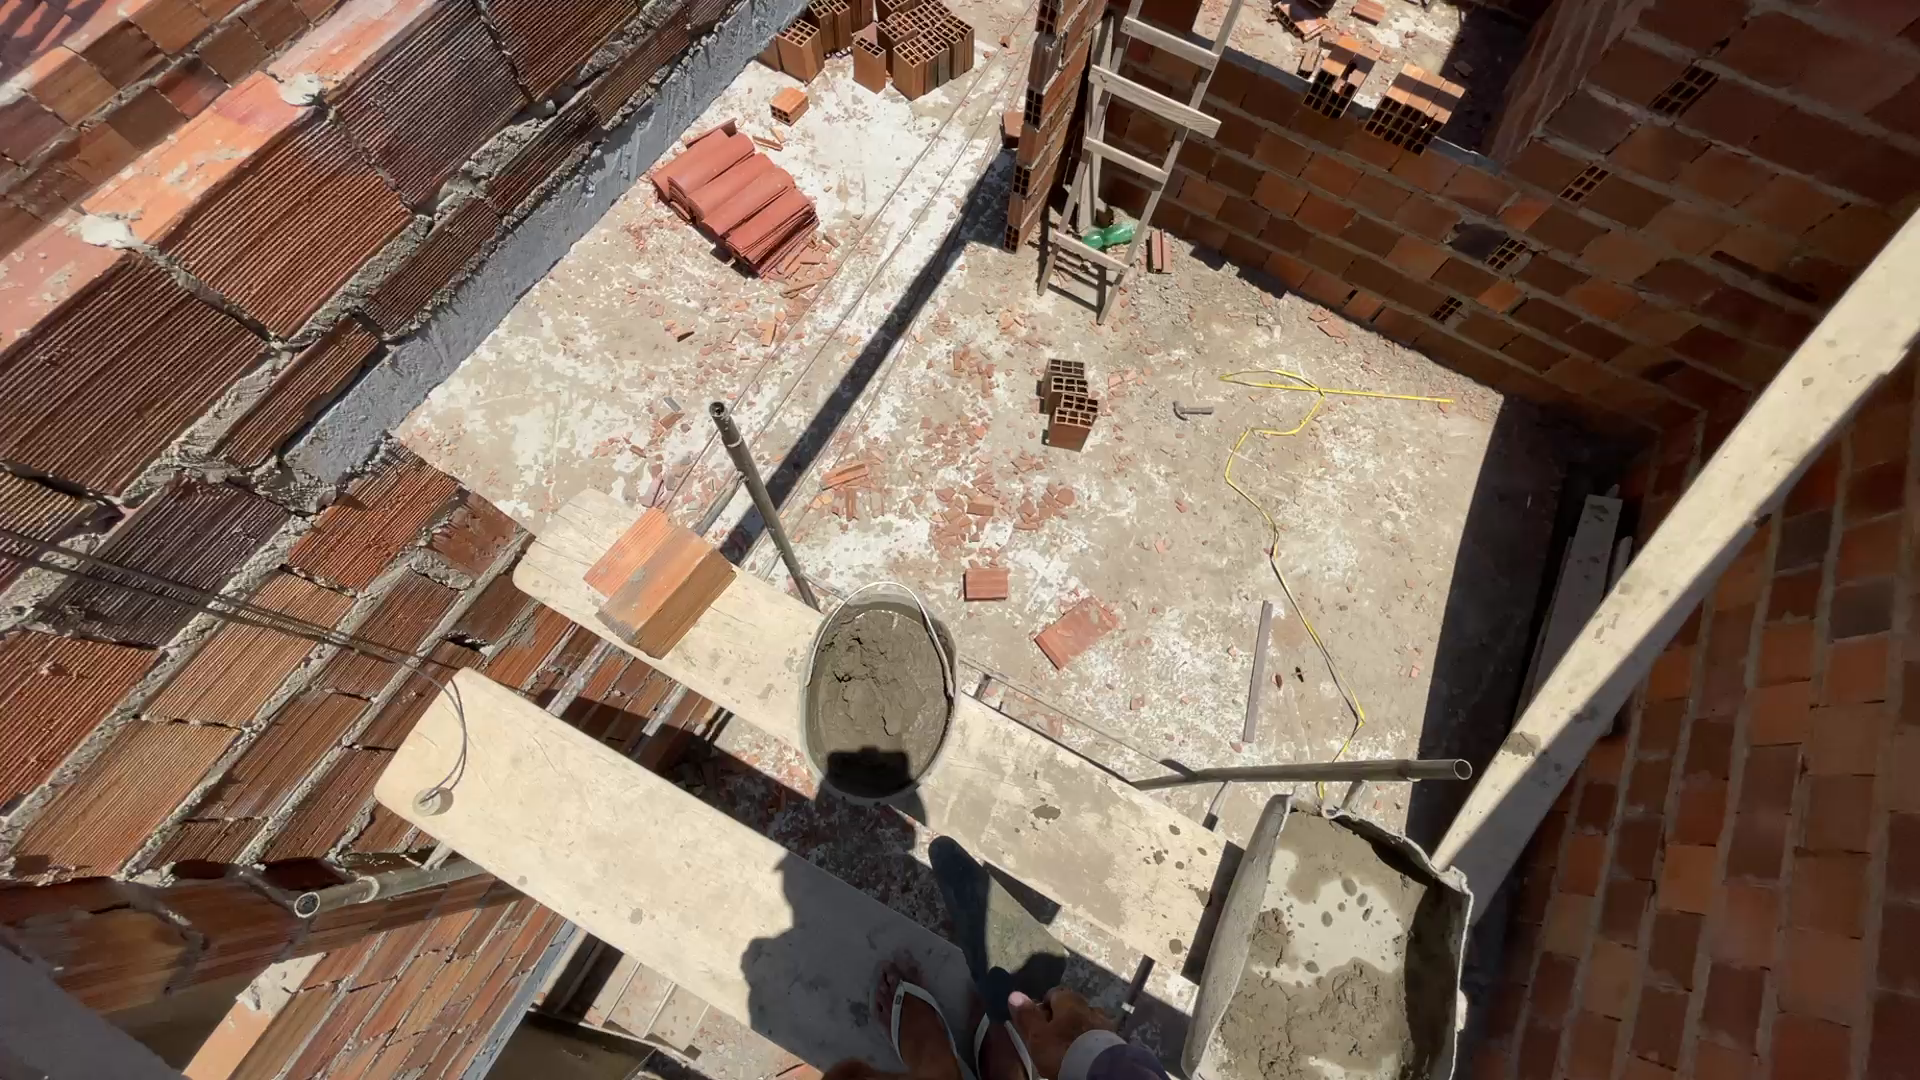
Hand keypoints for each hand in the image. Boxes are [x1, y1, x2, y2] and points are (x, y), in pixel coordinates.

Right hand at [1008, 987, 1114, 1077]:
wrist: (1099, 1071)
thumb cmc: (1064, 1050)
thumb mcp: (1038, 1036)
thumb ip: (1027, 1016)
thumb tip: (1014, 994)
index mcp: (1068, 999)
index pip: (1054, 993)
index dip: (1045, 1006)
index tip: (1039, 1021)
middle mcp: (1088, 1004)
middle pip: (1073, 1007)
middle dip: (1064, 1017)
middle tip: (1054, 1035)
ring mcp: (1103, 1022)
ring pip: (1088, 1020)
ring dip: (1080, 1029)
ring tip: (1072, 1045)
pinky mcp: (1114, 1040)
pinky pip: (1099, 1035)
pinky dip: (1092, 1041)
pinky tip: (1086, 1052)